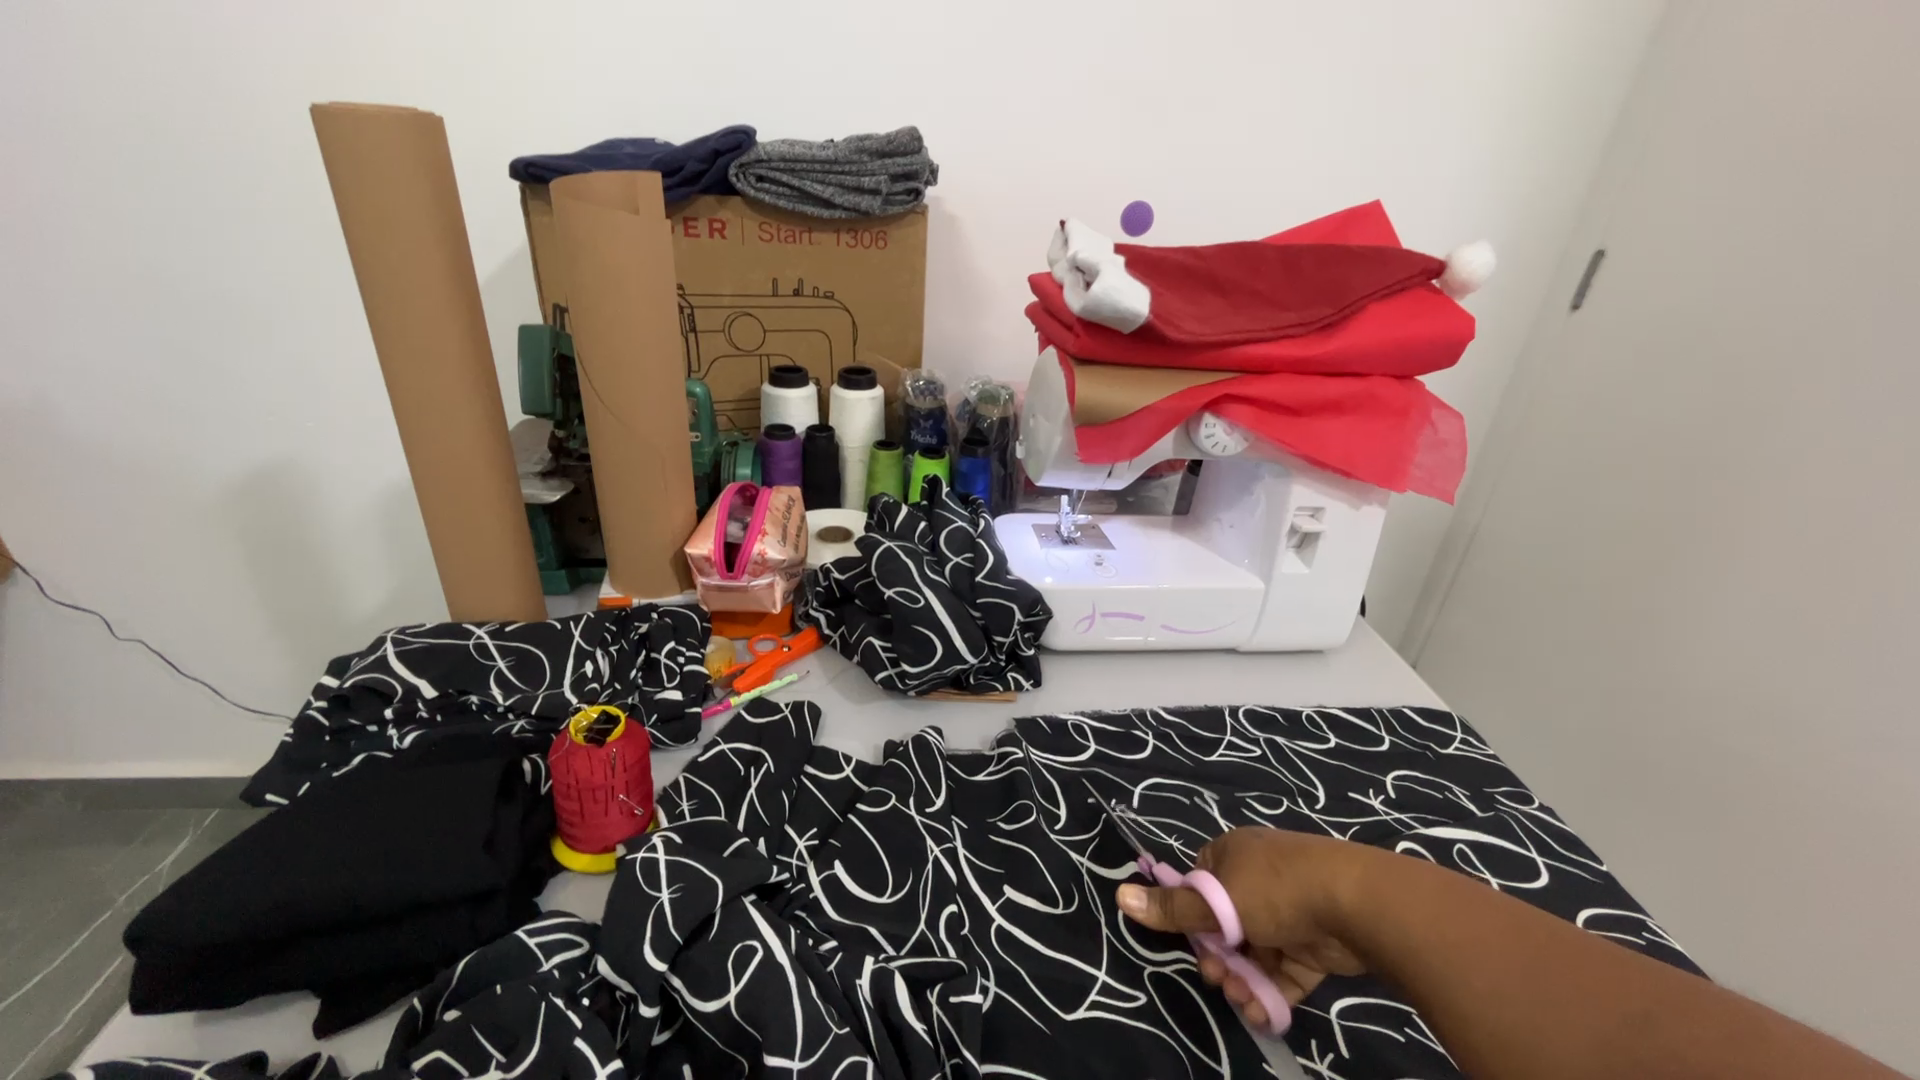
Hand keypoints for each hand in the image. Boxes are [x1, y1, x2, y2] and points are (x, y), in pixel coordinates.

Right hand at [1116, 826, 1373, 1030]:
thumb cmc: (1277, 890)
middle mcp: (1258, 880)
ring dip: (1243, 981)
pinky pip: (1284, 971)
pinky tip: (1266, 1014)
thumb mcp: (1217, 901)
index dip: (1191, 920)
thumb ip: (1172, 908)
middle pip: (1224, 926)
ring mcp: (1288, 912)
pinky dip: (1273, 993)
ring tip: (1245, 1001)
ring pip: (1253, 953)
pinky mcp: (1313, 944)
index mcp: (1232, 856)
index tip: (1193, 944)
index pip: (1199, 888)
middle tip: (1220, 979)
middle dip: (1219, 959)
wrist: (1358, 906)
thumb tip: (1119, 895)